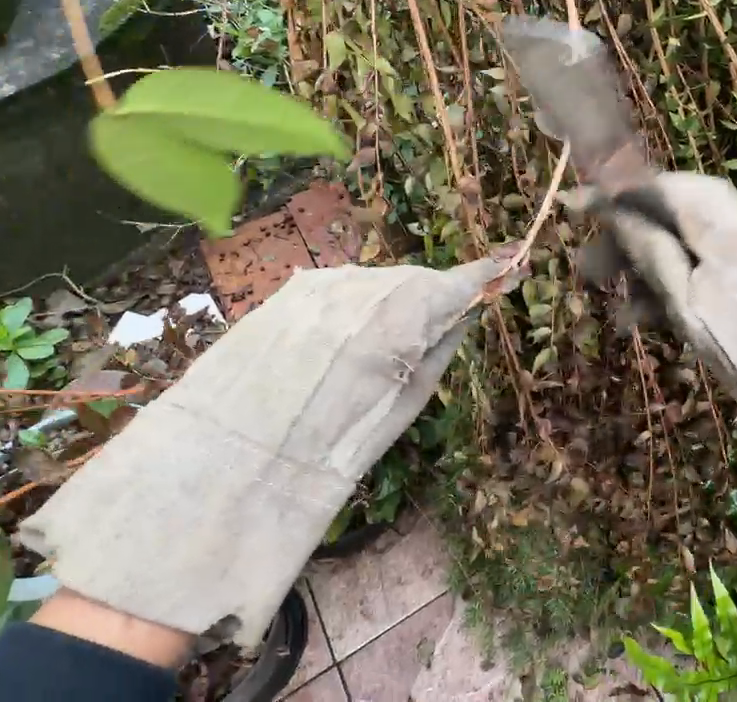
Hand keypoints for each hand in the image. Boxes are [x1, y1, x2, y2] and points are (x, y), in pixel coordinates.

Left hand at [19, 257, 516, 647]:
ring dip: (386, 308)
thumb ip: (439, 348)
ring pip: (373, 285)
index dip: (487, 272)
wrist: (224, 473)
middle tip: (429, 336)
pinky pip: (335, 293)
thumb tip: (468, 311)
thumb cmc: (331, 450)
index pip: (458, 279)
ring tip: (371, 355)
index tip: (511, 264)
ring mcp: (319, 285)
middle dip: (428, 300)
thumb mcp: (403, 405)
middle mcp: (363, 284)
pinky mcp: (284, 296)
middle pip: (413, 281)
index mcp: (401, 313)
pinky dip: (350, 313)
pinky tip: (336, 352)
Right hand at [572, 172, 736, 519]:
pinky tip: (655, 323)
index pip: (673, 189)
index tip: (582, 205)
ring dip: (651, 272)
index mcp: (736, 231)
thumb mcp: (696, 310)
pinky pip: (714, 277)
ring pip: (693, 251)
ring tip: (623, 313)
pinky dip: (681, 293)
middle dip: (631, 239)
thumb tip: (620, 217)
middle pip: (679, 218)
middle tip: (589, 269)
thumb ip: (658, 257)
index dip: (624, 193)